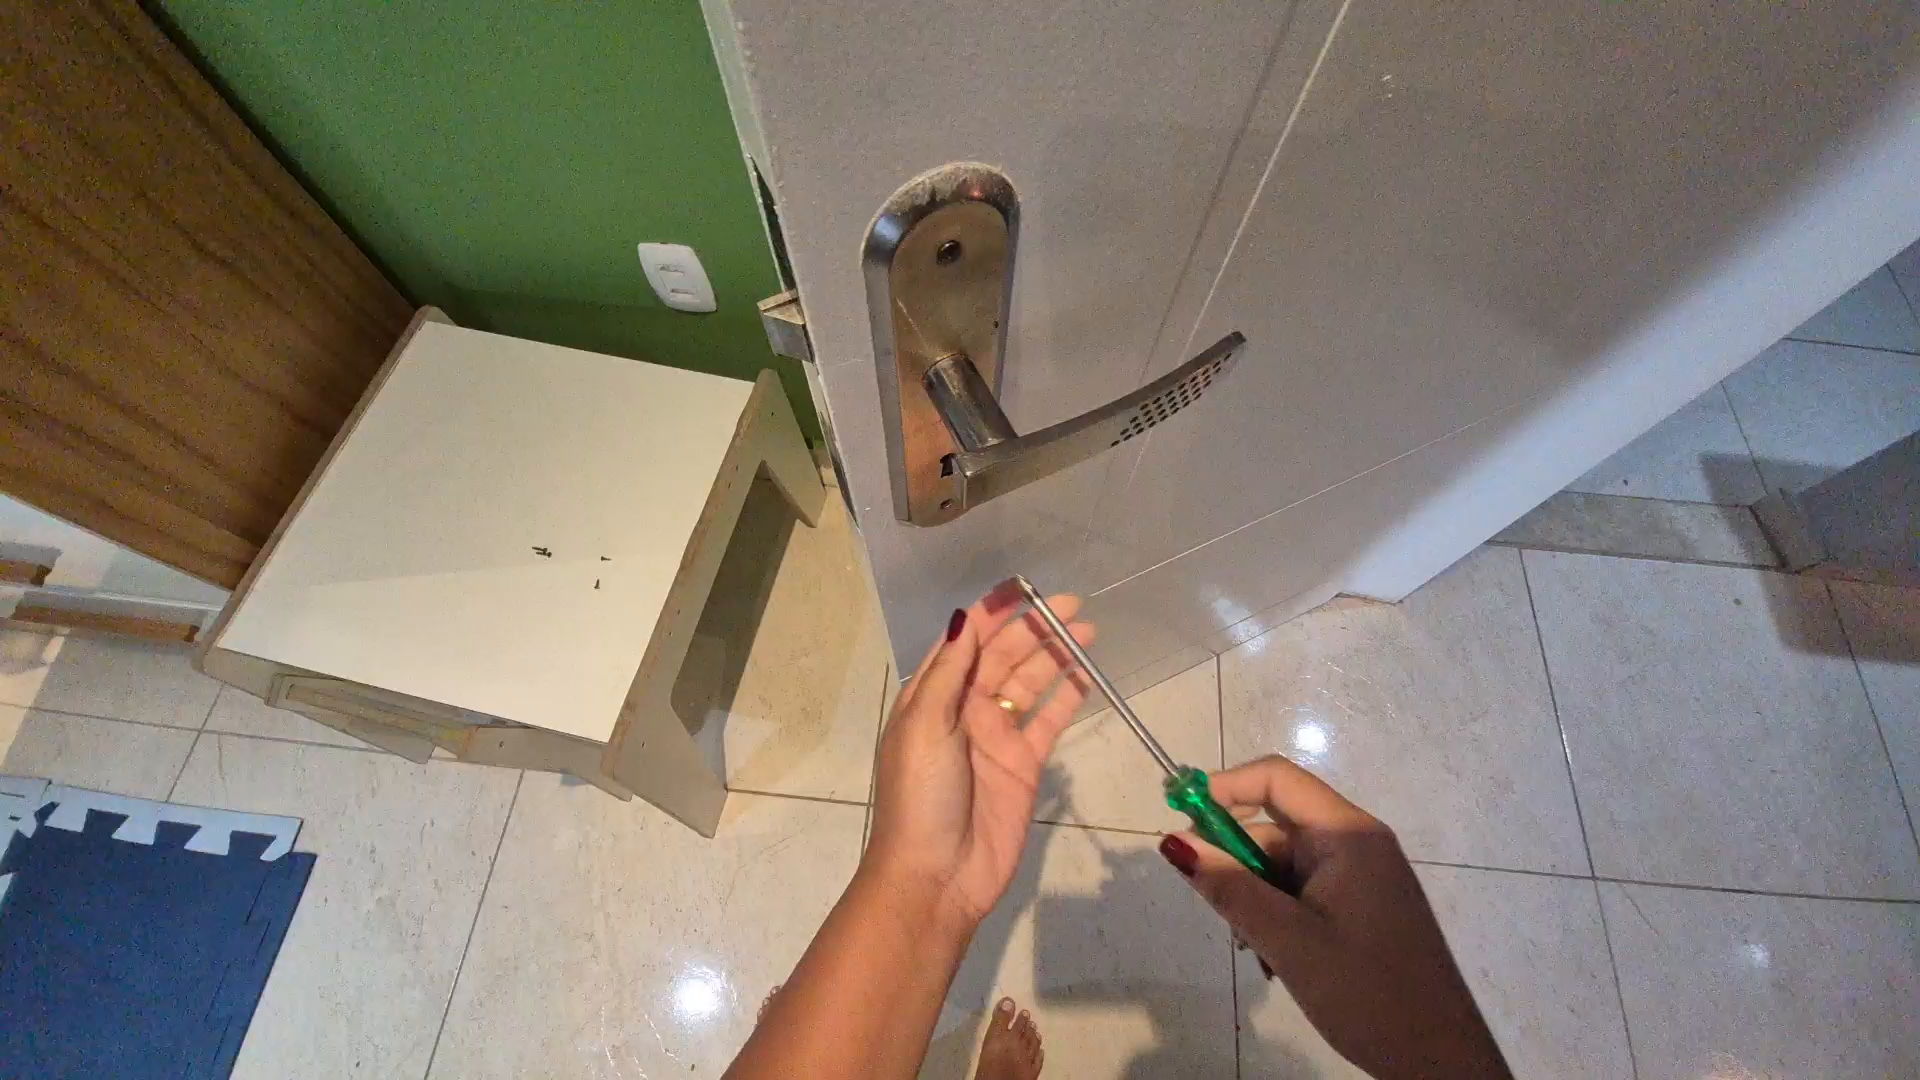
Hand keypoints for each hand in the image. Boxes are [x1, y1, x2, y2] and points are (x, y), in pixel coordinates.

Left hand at [863, 581, 1094, 929]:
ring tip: (1087, 631)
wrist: (936, 876)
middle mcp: (967, 708)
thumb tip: (965, 618)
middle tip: (1071, 605)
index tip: (1023, 588)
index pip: (967, 641)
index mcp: (935, 694)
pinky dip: (1067, 697)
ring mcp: (998, 736)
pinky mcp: (1025, 764)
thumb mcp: (924, 726)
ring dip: (1055, 655)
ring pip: (1030, 683)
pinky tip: (1087, 674)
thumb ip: (949, 672)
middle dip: (1034, 628)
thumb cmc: (921, 795)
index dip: (993, 613)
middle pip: (1004, 656)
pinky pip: (1049, 721)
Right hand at [1160, 756, 1512, 1079]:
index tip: (1180, 813)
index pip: (1275, 778)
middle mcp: (1353, 842)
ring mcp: (1357, 874)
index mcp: (1347, 835)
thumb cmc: (1370, 995)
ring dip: (1253, 893)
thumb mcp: (1288, 940)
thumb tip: (1173, 842)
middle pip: (1272, 822)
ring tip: (1252, 946)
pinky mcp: (1356, 903)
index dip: (1224, 786)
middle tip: (1211, 899)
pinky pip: (1298, 886)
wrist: (1445, 1070)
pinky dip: (1274, 910)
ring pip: (1280, 860)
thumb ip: (1229, 887)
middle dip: (1235, 856)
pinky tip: (1271, 953)